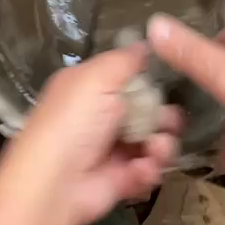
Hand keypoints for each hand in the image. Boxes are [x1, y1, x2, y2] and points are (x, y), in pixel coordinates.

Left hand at [1, 44, 182, 224]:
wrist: (54, 183)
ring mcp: (110, 148)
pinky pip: (146, 170)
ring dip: (160, 145)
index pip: (125, 78)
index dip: (148, 82)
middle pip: (145, 112)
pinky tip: (142, 169)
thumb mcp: (96, 78)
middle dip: (163, 117)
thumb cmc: (73, 121)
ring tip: (156, 149)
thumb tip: (144, 41)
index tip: (166, 84)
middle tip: (170, 122)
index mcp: (88, 87)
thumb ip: (124, 60)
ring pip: (151, 142)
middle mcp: (99, 115)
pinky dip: (148, 170)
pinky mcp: (119, 179)